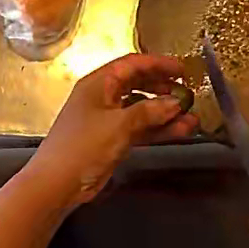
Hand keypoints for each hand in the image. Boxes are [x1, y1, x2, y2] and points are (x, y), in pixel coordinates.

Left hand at [26, 53, 197, 207]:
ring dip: (165, 113)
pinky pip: (140, 128)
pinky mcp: (112, 139)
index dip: (158, 64)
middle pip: (138, 84)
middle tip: (187, 92)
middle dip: (164, 88)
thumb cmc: (82, 147)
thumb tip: (175, 102)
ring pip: (142, 109)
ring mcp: (108, 119)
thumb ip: (150, 111)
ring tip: (191, 117)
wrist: (57, 183)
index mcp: (98, 83)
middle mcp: (103, 97)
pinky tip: (179, 131)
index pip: (132, 64)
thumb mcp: (119, 124)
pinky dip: (158, 129)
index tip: (181, 68)